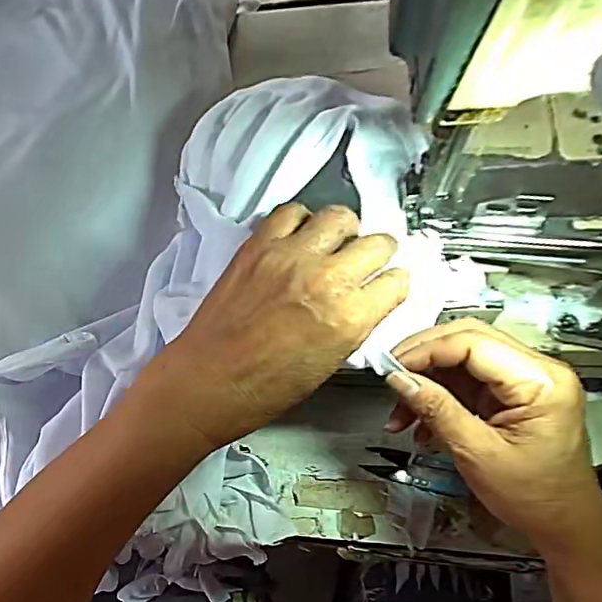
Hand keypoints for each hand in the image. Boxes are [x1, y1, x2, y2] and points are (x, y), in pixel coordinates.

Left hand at [131, 204, 406, 451]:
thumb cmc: (255, 389)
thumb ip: (350, 328)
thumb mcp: (325, 366)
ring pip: (340, 216)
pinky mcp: (258, 248)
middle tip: (365, 262)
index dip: (392, 285)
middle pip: (378, 243)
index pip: (396, 282)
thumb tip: (360, 308)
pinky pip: (291, 212)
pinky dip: (301, 220)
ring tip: (333, 244)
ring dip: (343, 230)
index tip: (386, 286)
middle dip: (376, 254)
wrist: (205, 383)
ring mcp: (290, 258)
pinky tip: (298, 237)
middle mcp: (324, 280)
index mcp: (348, 318)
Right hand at [384, 319, 601, 547]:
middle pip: (468, 340)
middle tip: (390, 375)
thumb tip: (401, 379)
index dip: (425, 351)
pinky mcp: (511, 395)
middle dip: (422, 358)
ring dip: (426, 382)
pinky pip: (466, 382)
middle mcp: (538, 371)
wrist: (561, 521)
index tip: (392, 368)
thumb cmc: (535, 495)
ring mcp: (525, 382)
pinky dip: (438, 397)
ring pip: (462, 361)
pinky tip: (420, 421)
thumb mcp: (477, 452)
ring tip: (401, 412)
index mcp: (541, 381)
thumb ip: (437, 410)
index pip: (472, 343)